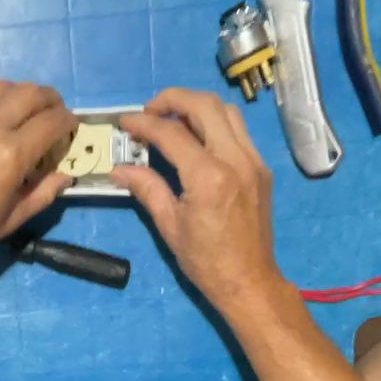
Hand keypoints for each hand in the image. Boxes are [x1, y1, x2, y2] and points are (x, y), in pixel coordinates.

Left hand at [0, 80, 77, 286]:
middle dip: (49, 99)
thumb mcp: (12, 219)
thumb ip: (43, 192)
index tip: (71, 126)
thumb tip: (64, 175)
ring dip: (18, 93)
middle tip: (53, 111)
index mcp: (9, 155)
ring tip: (22, 110)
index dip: (68, 121)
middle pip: (28, 93)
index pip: (51, 122)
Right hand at [112, 89, 283, 310]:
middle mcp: (235, 159)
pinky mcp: (261, 168)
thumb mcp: (170, 226)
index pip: (172, 133)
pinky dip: (215, 123)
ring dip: (197, 106)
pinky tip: (198, 139)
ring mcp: (253, 160)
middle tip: (150, 112)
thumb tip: (119, 169)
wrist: (248, 280)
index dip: (144, 123)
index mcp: (208, 176)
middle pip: (204, 105)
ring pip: (227, 111)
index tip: (125, 122)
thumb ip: (147, 189)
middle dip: (173, 99)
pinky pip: (238, 131)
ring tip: (173, 120)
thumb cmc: (205, 261)